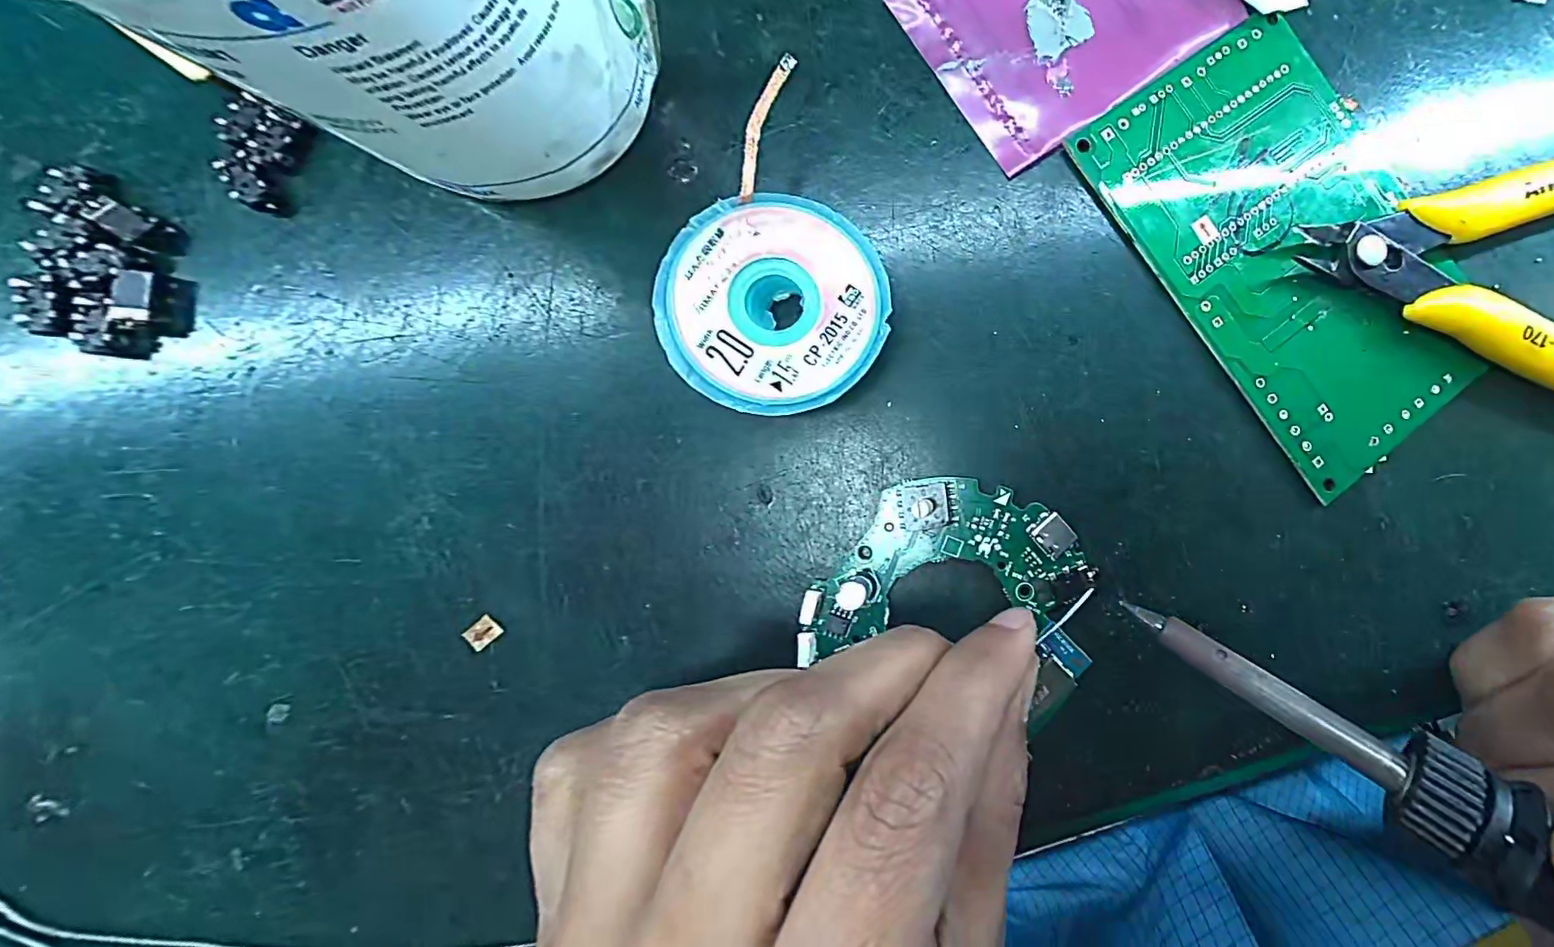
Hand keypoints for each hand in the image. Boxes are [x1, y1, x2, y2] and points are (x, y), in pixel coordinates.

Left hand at [528, 609, 1038, 946]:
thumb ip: (978, 832)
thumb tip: (998, 696)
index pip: (898, 810)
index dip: (967, 699)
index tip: (1007, 636)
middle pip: (780, 749)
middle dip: (881, 668)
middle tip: (934, 657)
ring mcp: (586, 934)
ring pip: (670, 731)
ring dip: (776, 688)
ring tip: (835, 708)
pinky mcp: (546, 899)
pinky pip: (600, 760)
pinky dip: (683, 719)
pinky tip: (731, 748)